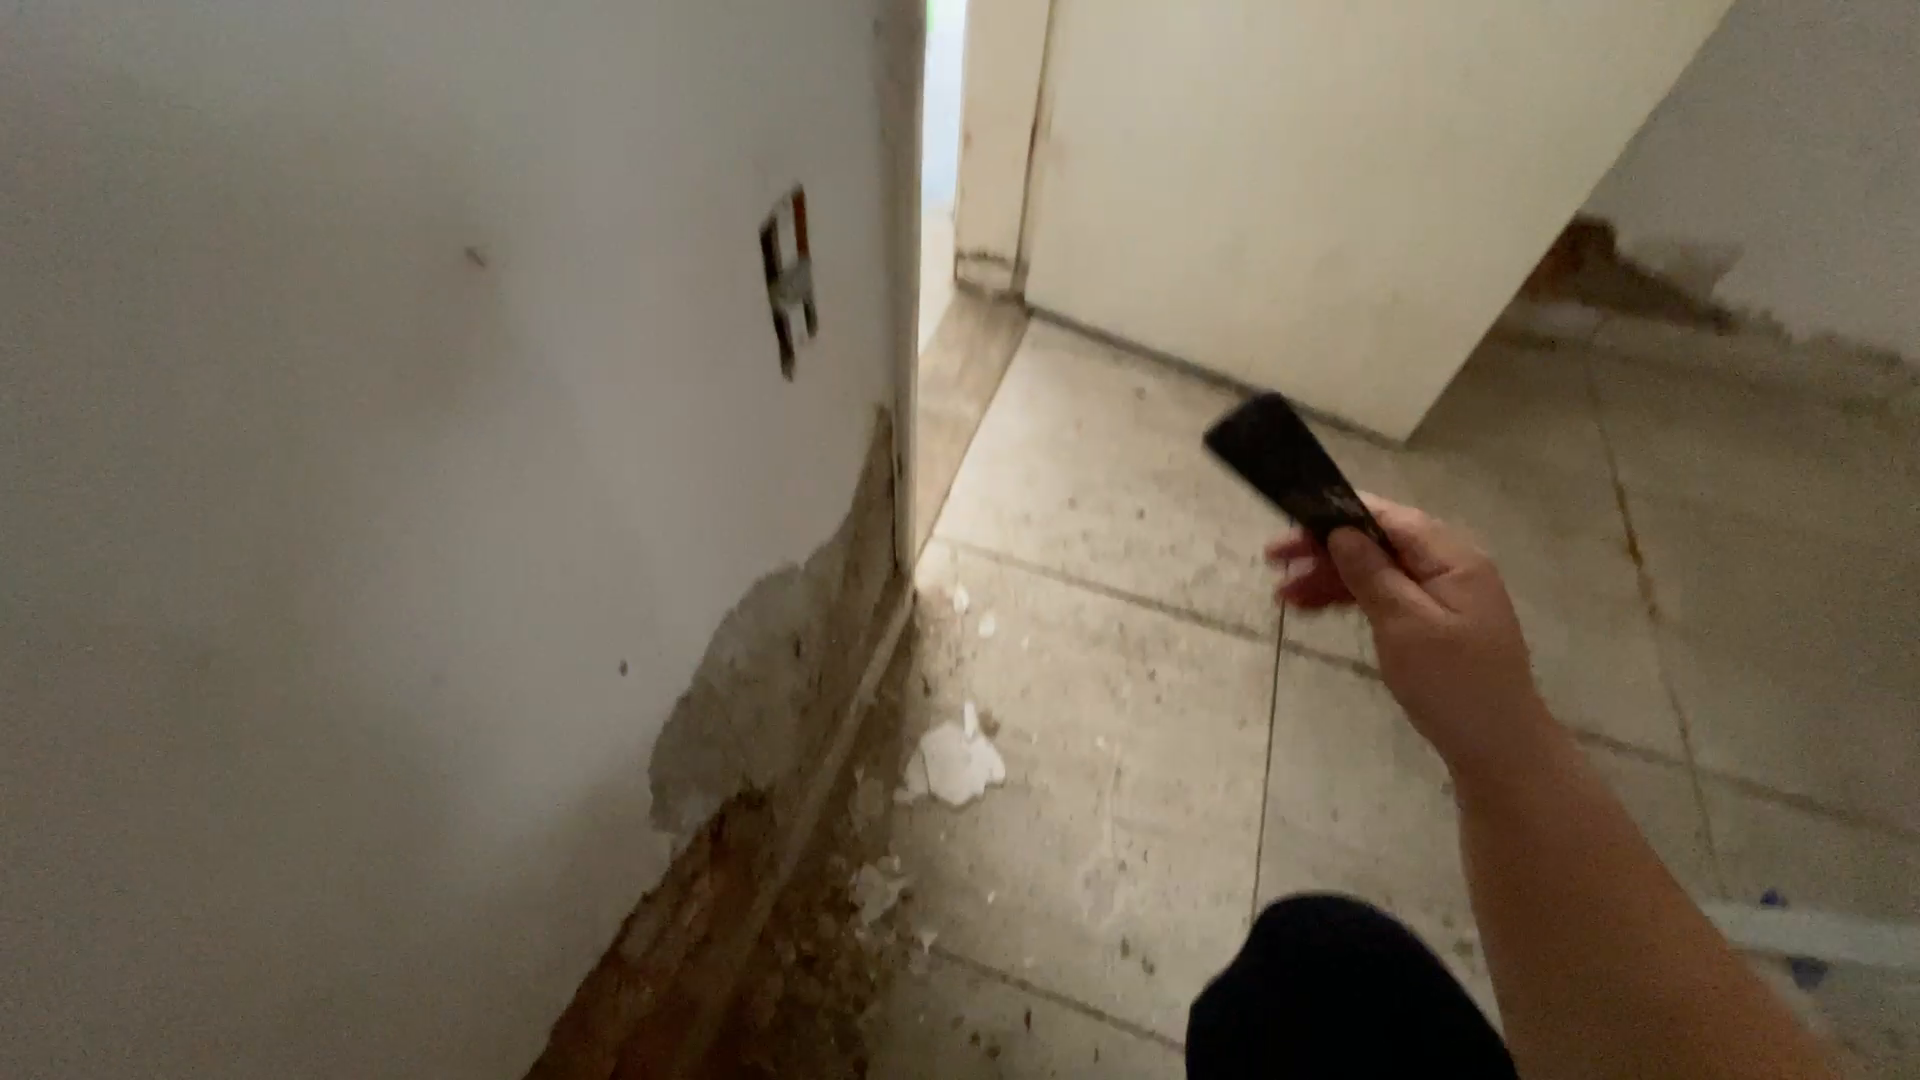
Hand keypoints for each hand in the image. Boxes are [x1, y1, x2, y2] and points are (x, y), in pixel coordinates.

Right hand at [1267, 496, 1560, 788]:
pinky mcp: (1430, 619)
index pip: (1389, 517)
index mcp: (1451, 559)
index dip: (1339, 514)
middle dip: (1324, 549)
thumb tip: (1341, 532)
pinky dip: (1347, 598)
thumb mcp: (1405, 624)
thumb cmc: (1452, 683)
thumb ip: (1372, 574)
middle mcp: (1448, 567)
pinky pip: (1382, 594)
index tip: (1292, 522)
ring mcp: (1440, 594)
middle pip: (1377, 541)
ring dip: (1328, 577)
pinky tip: (1312, 608)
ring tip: (1283, 594)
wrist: (1497, 746)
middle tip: (1274, 560)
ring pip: (1374, 569)